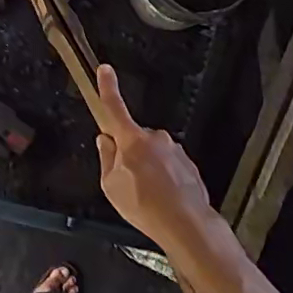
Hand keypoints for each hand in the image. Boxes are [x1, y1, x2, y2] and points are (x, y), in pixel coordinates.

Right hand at [93, 65, 214, 250]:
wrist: (186, 223)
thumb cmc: (145, 205)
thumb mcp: (111, 185)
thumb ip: (106, 158)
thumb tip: (105, 142)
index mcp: (132, 140)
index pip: (114, 108)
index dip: (108, 87)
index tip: (105, 69)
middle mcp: (156, 138)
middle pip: (133, 138)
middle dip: (128, 153)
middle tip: (127, 181)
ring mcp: (174, 150)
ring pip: (151, 153)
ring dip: (146, 168)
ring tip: (146, 195)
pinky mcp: (188, 164)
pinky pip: (167, 165)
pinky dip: (162, 178)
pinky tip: (161, 197)